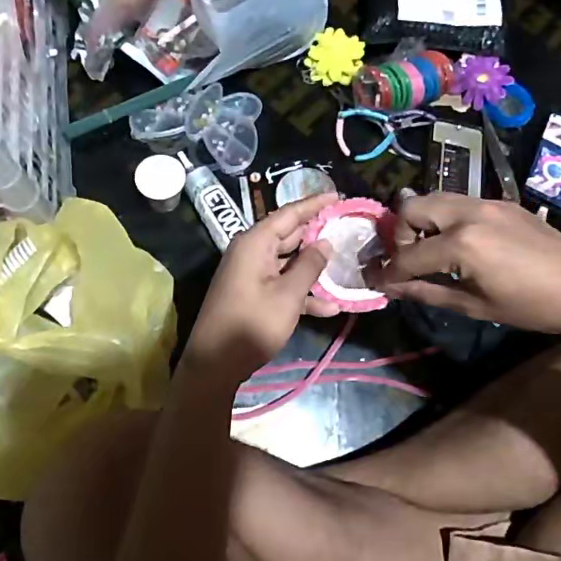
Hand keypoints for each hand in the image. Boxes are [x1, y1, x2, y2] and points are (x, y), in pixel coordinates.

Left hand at [182, 193, 340, 380]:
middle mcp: (251, 252)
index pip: (289, 214)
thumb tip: (325, 242)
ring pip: (289, 261)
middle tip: (346, 226)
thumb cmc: (251, 325)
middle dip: (317, 232)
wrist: (214, 365)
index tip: (337, 195)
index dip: (314, 204)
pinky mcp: (253, 294)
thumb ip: (309, 266)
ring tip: (345, 262)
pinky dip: (303, 291)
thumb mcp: (288, 296)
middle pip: (289, 235)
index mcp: (255, 243)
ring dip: (314, 267)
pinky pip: (282, 283)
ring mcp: (251, 274)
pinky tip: (330, 306)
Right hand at [367, 194, 560, 340]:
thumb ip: (429, 292)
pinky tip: (459, 244)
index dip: (388, 271)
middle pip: (411, 207)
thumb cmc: (533, 307)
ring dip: (422, 222)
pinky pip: (459, 202)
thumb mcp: (476, 306)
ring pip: (435, 199)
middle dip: (400, 234)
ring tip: (431, 251)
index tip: (377, 280)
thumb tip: (393, 287)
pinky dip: (446, 218)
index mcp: (462, 244)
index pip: (408, 255)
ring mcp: (487, 202)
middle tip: (407, 260)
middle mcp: (469, 213)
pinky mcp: (502, 201)